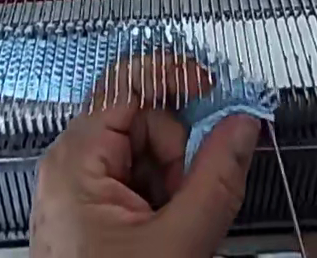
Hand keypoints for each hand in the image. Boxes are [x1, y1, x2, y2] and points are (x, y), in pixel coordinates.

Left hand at [30, 53, 262, 257]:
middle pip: (142, 115)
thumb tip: (245, 121)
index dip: (173, 75)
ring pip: (145, 146)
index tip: (212, 85)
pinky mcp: (90, 207)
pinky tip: (162, 227)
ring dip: (172, 174)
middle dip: (177, 148)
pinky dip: (161, 192)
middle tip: (188, 191)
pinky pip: (137, 174)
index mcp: (76, 159)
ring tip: (174, 221)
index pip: (129, 82)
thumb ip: (218, 176)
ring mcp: (79, 186)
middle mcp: (71, 163)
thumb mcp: (178, 243)